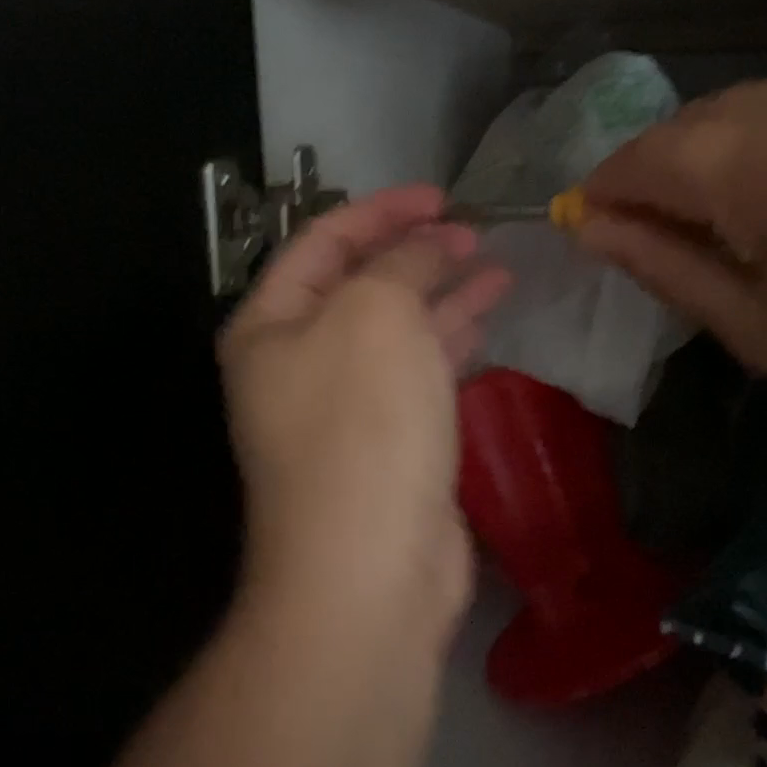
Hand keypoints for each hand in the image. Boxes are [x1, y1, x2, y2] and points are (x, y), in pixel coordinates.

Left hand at [218, 185, 510, 622]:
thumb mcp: (377, 314)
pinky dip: (452, 340)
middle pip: (360, 284)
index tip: (439, 195)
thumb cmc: (360, 424)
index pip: (323, 242)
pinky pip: (419, 372)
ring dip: (443, 292)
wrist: (368, 570)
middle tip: (472, 229)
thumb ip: (403, 262)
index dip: (380, 209)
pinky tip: (487, 318)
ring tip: (495, 264)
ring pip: (397, 328)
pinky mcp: (388, 443)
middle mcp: (299, 361)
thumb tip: (430, 245)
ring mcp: (344, 406)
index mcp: (272, 325)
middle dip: (415, 250)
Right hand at [577, 37, 766, 483]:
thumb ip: (670, 270)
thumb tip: (593, 227)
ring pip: (763, 100)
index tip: (588, 220)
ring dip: (735, 151)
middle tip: (671, 232)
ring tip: (759, 217)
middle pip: (703, 117)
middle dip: (671, 171)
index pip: (653, 154)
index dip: (610, 186)